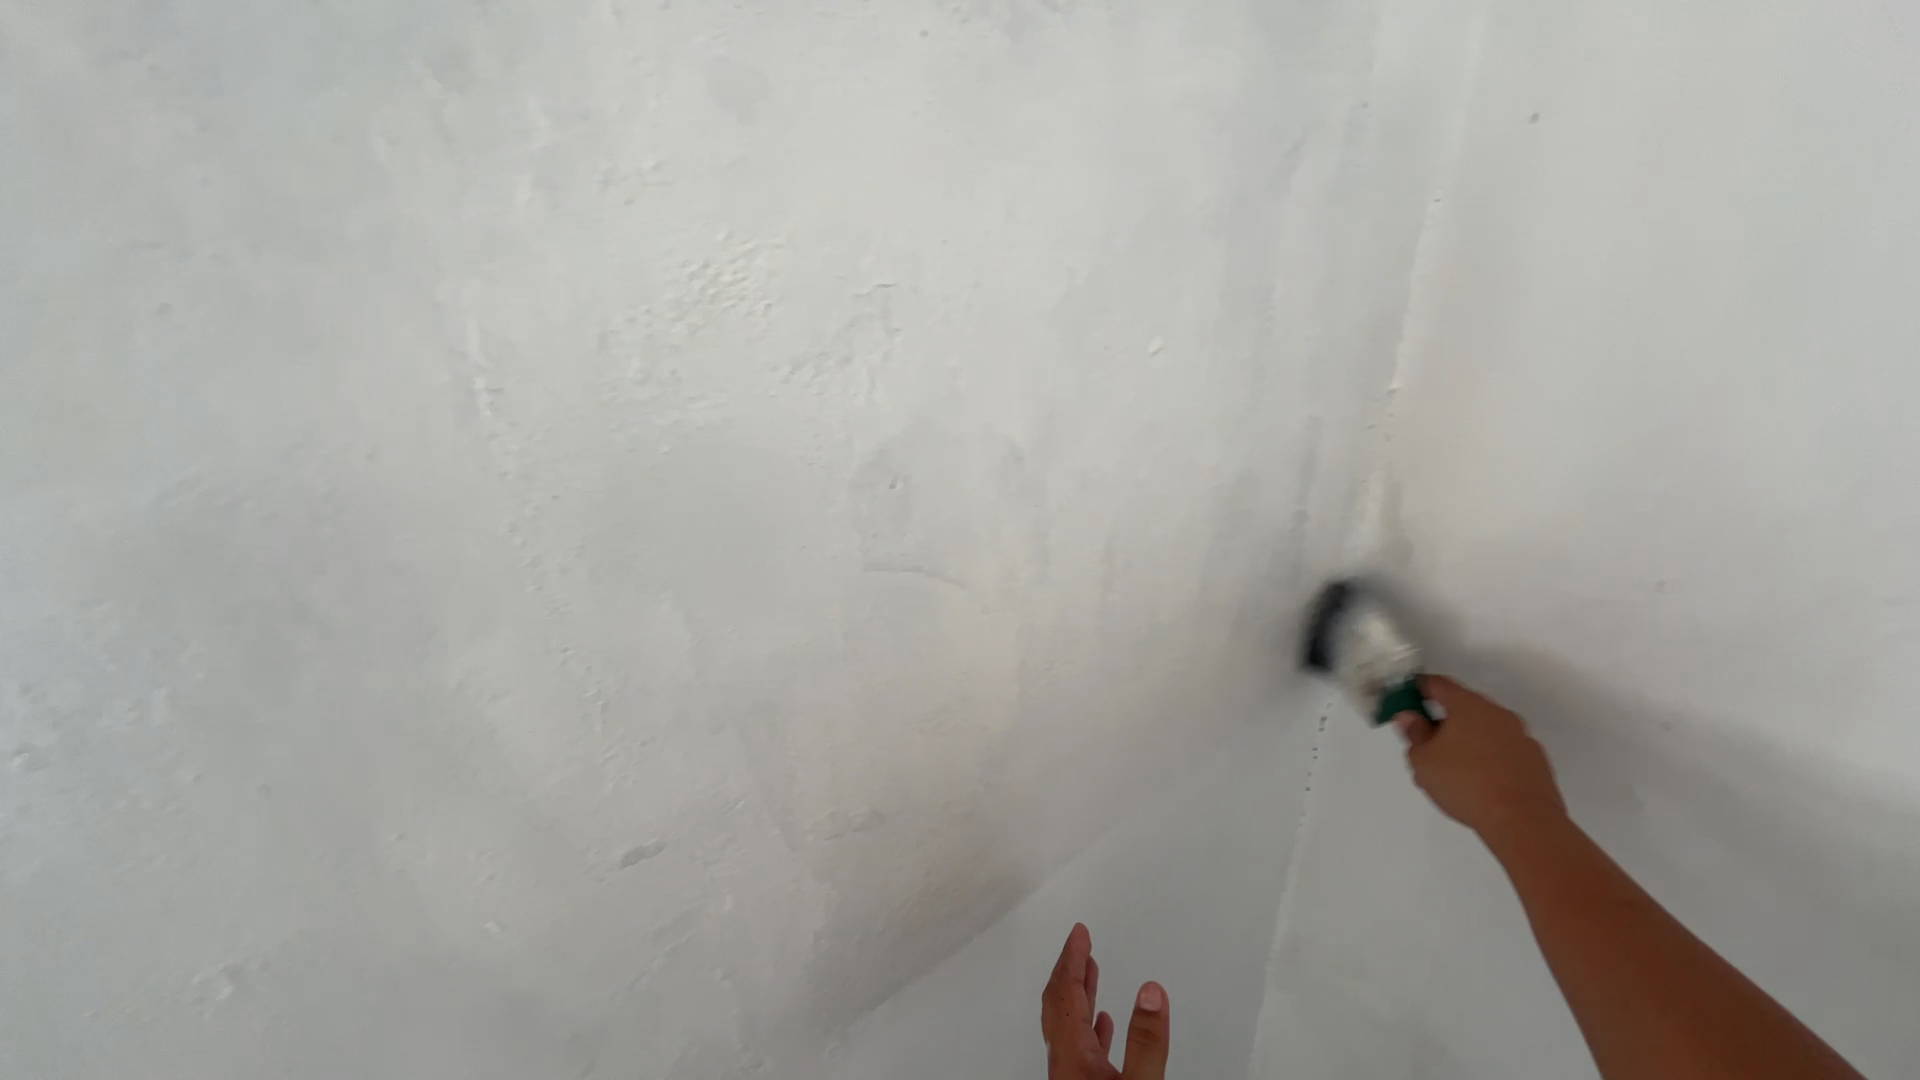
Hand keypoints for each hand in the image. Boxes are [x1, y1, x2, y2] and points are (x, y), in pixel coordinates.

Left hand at [1041, 923, 1169, 1079]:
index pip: (1066, 991)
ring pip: (1069, 1023)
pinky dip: (1090, 1025)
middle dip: (1070, 968)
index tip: (1079, 931)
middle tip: (1081, 943)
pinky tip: (1104, 1022)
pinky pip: (1080, 1046)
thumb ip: (1146, 1041)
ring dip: (1080, 992)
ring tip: (1091, 969)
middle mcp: (1063, 1061)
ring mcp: (1071, 1076)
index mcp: (1070, 1053)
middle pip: (1059, 1003)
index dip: (1073, 957)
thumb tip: (1151, 989)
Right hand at [1396, 675, 1567, 838]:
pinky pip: (1504, 751)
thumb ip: (1414, 734)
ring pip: (1486, 731)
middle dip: (1444, 721)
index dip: (1417, 689)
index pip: (1437, 684)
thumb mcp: (1422, 760)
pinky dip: (1489, 759)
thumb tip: (1411, 718)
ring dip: (1467, 741)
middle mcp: (1498, 714)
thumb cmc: (1464, 783)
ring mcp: (1522, 737)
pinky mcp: (1537, 762)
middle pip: (1464, 707)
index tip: (1405, 702)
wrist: (1524, 823)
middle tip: (1427, 744)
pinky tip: (1479, 784)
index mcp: (1468, 706)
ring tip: (1453, 772)